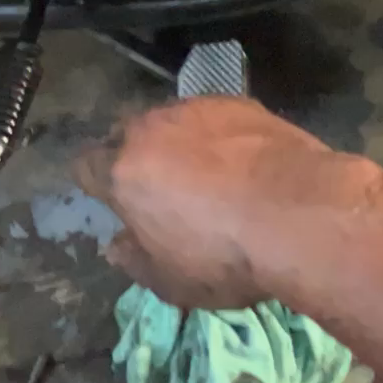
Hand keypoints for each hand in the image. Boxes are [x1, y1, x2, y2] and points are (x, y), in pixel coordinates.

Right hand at [75, 97, 369, 308]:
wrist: (296, 209)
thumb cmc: (225, 257)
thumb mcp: (171, 282)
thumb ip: (134, 260)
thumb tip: (116, 244)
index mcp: (124, 172)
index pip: (86, 164)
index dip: (94, 180)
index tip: (110, 196)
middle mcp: (151, 128)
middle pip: (126, 133)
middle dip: (133, 154)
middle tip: (157, 185)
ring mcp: (195, 108)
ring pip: (169, 118)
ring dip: (174, 139)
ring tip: (202, 169)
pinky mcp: (235, 101)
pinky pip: (210, 114)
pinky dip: (214, 132)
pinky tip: (239, 157)